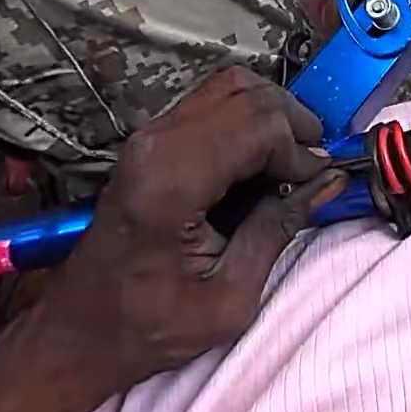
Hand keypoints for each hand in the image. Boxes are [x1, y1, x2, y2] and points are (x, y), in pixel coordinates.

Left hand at [0, 68, 345, 411]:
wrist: (79, 328)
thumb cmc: (148, 326)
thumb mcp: (229, 298)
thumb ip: (281, 227)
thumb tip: (331, 179)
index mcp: (170, 183)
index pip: (258, 127)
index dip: (299, 151)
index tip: (317, 181)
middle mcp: (157, 141)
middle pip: (250, 95)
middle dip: (295, 123)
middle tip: (313, 162)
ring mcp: (152, 131)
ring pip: (234, 83)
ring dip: (275, 110)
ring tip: (292, 151)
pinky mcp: (155, 132)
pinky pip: (217, 94)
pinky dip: (252, 110)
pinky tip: (264, 148)